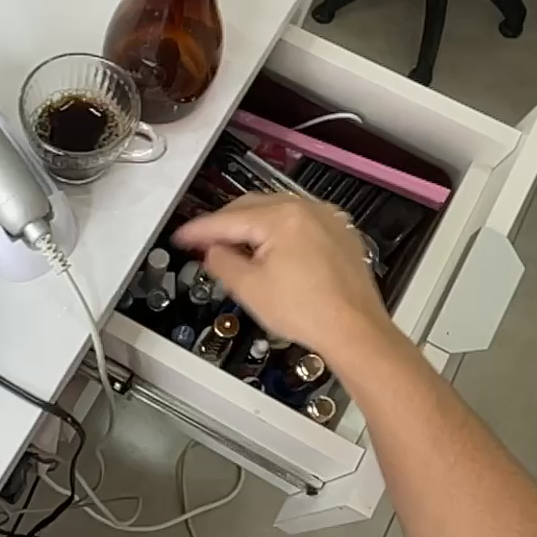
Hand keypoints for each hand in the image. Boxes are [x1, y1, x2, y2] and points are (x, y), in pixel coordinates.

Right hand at [173, 192, 399, 357]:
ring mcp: (327, 219)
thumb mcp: (248, 289)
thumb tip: (211, 251)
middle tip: (203, 243)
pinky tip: (269, 253)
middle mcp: (307, 209)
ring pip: (275, 212)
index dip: (198, 230)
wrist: (353, 329)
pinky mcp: (339, 232)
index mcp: (282, 218)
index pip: (227, 219)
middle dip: (224, 225)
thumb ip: (221, 262)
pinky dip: (277, 232)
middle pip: (250, 207)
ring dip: (250, 227)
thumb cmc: (312, 312)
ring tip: (234, 249)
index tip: (183, 236)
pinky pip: (298, 222)